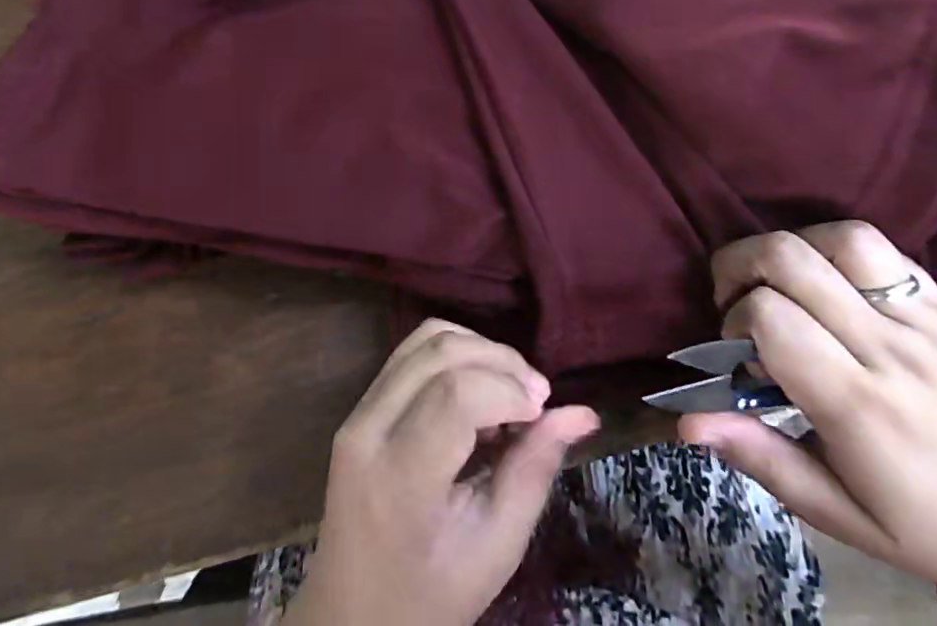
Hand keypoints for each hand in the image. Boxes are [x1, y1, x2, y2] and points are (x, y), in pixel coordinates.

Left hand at [285, 319, 599, 625]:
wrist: (353, 615)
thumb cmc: (430, 594)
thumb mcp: (497, 546)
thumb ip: (535, 469)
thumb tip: (583, 412)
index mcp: (399, 477)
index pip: (456, 394)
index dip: (509, 390)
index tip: (541, 414)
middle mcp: (368, 431)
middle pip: (441, 352)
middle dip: (502, 361)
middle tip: (537, 399)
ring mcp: (357, 413)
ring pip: (426, 339)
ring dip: (480, 350)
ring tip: (511, 390)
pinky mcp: (360, 407)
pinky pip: (411, 352)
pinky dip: (456, 353)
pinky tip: (481, 388)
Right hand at [679, 223, 936, 625]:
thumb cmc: (915, 525)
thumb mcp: (828, 511)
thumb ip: (757, 455)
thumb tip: (685, 419)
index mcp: (860, 407)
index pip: (772, 317)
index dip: (733, 320)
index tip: (737, 354)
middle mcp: (892, 350)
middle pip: (791, 259)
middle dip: (739, 265)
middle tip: (735, 302)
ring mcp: (924, 320)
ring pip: (840, 236)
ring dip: (791, 247)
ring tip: (779, 282)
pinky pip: (880, 246)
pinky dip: (834, 247)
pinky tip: (826, 281)